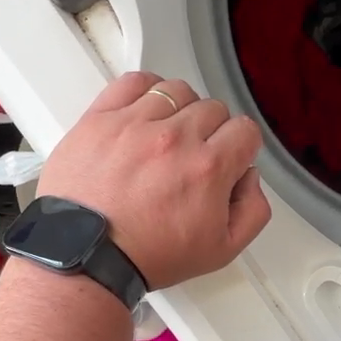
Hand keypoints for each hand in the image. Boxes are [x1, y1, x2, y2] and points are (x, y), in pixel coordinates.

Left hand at [36, 72, 271, 289]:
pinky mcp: (101, 120)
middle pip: (213, 108)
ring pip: (177, 90)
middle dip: (212, 132)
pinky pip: (133, 82)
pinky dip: (146, 90)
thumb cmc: (147, 255)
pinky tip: (145, 112)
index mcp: (209, 168)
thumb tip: (250, 178)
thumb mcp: (222, 250)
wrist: (87, 258)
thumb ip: (253, 210)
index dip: (241, 146)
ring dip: (181, 109)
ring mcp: (134, 124)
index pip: (245, 129)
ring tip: (168, 135)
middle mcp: (175, 139)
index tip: (228, 158)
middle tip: (195, 156)